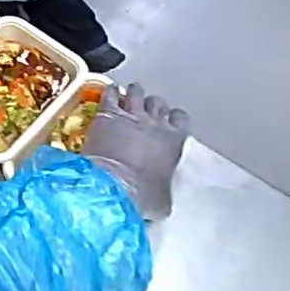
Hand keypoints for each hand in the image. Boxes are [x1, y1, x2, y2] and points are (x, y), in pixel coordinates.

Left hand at [80, 83, 187, 219]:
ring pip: (136, 91)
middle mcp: (155, 123)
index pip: (180, 119)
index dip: (172, 118)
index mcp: (174, 141)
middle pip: (157, 102)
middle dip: (151, 104)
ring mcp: (131, 115)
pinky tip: (109, 92)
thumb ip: (164, 190)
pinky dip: (111, 91)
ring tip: (127, 96)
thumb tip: (159, 197)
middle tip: (143, 110)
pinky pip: (111, 93)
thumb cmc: (143, 194)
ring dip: (132, 93)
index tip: (166, 121)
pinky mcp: (109, 112)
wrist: (116, 183)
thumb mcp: (163, 199)